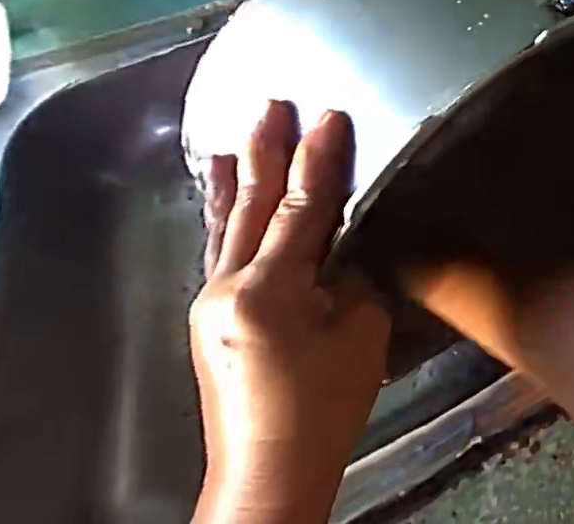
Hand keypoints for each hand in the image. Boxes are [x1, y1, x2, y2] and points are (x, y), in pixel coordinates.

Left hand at [190, 101, 391, 523]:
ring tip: (240, 137)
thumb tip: (343, 249)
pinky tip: (226, 194)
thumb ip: (350, 276)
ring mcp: (213, 301)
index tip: (329, 116)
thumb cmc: (326, 402)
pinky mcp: (213, 314)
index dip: (319, 158)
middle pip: (255, 205)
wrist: (270, 468)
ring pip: (228, 223)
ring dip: (240, 175)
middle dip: (269, 151)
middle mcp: (228, 289)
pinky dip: (226, 212)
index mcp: (270, 290)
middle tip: (273, 105)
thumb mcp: (360, 329)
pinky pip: (221, 247)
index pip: (303, 206)